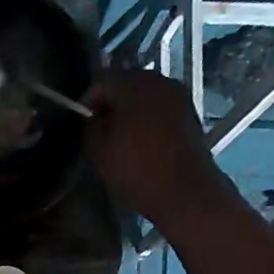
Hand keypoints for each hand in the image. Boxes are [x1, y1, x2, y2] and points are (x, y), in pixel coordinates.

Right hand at [84, 69, 237, 231]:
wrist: (187, 193)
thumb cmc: (138, 172)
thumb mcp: (100, 152)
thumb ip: (91, 127)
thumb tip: (94, 117)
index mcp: (134, 85)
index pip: (102, 79)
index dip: (88, 100)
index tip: (83, 122)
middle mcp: (159, 81)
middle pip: (126, 83)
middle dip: (111, 103)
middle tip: (100, 129)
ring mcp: (179, 96)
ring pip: (146, 96)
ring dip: (131, 111)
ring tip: (121, 138)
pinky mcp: (190, 113)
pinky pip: (161, 108)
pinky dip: (148, 118)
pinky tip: (142, 142)